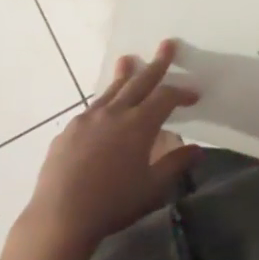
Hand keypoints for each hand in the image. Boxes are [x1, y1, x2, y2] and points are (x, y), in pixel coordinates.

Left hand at [22, 39, 201, 248]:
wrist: (61, 215)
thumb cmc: (113, 203)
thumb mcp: (152, 188)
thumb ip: (175, 164)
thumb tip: (197, 149)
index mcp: (138, 125)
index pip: (165, 97)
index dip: (182, 92)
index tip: (194, 94)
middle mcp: (113, 113)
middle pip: (139, 81)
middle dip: (156, 63)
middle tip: (167, 44)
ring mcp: (87, 119)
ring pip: (111, 91)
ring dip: (124, 75)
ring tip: (127, 60)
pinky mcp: (68, 131)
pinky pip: (92, 110)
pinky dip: (104, 103)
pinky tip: (102, 112)